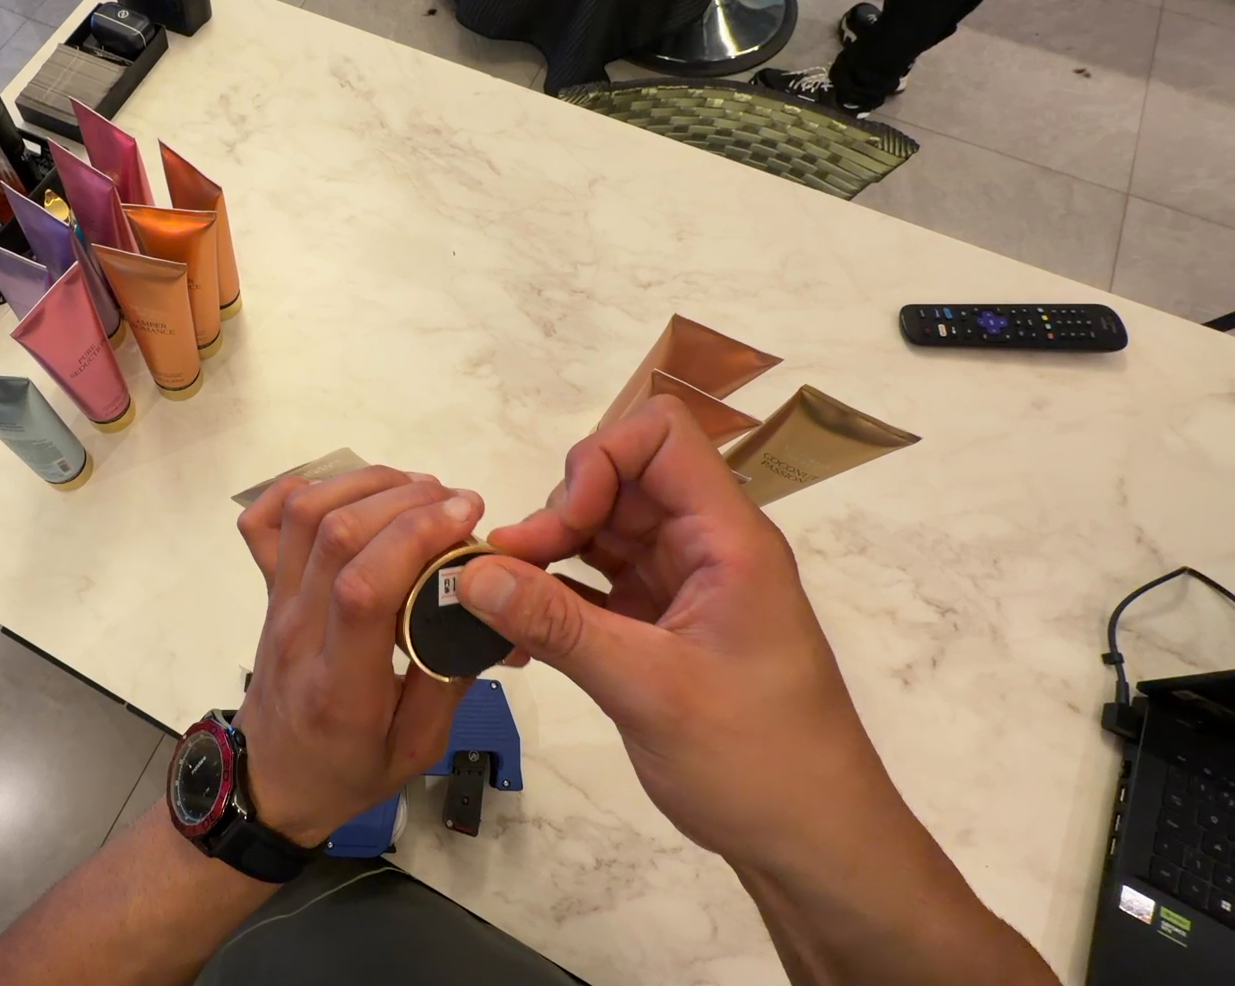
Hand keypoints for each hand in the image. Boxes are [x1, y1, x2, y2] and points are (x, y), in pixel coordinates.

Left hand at [230, 467, 483, 846]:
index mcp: (340, 685)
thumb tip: (483, 606)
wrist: (271, 780)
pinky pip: (262, 523)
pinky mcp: (265, 589)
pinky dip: (298, 490)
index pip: (365, 589)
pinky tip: (344, 491)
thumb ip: (449, 681)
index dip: (416, 536)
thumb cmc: (347, 771)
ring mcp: (275, 603)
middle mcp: (298, 630)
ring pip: (302, 516)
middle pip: (335, 536)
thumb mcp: (416, 751)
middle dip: (403, 500)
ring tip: (414, 488)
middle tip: (453, 500)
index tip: (467, 514)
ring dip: (363, 484)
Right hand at [455, 396, 904, 872]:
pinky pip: (586, 582)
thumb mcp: (648, 688)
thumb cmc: (756, 759)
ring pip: (592, 530)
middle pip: (613, 480)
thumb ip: (555, 624)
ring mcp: (673, 581)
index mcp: (725, 538)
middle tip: (507, 576)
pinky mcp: (651, 619)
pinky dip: (546, 597)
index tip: (564, 526)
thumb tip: (470, 572)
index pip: (660, 436)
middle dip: (554, 516)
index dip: (599, 460)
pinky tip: (514, 637)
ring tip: (501, 607)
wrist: (810, 844)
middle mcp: (697, 545)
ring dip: (541, 557)